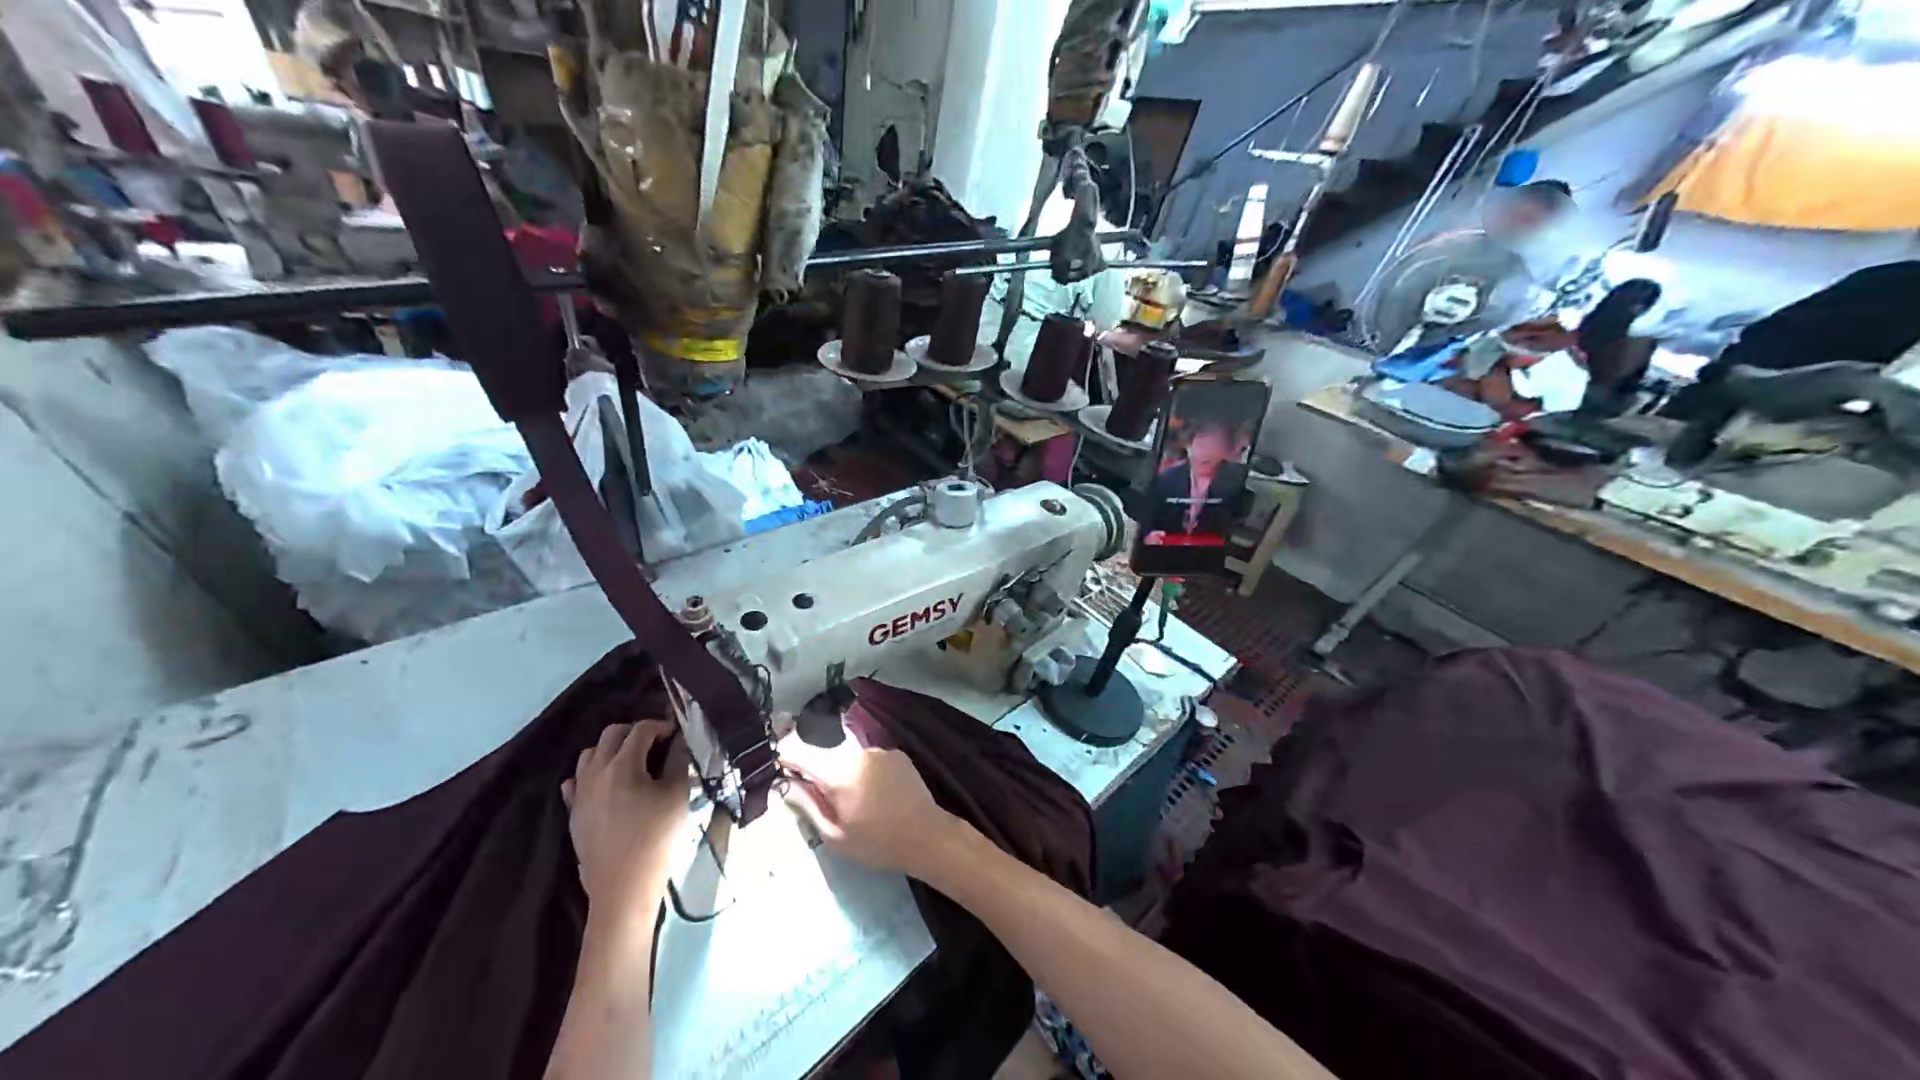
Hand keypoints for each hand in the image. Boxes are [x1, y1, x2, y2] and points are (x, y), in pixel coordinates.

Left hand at [562, 720, 690, 920]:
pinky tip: (605, 785)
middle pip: (610, 735)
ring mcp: (580, 793)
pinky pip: (575, 782)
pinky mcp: (573, 813)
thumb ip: (678, 762)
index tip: (675, 735)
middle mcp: (595, 772)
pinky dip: (589, 775)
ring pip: (589, 755)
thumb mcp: (677, 795)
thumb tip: (678, 740)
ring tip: (630, 762)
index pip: (640, 730)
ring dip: (610, 750)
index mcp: (622, 765)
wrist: (623, 885)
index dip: (660, 726)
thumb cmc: (656, 837)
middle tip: (655, 744)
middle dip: (634, 732)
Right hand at [780, 739, 960, 878]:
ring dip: (845, 773)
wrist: (927, 836)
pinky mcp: (896, 753)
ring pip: (848, 758)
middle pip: (826, 755)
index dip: (787, 757)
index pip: (800, 752)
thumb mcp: (834, 836)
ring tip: (858, 803)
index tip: (782, 769)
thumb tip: (784, 783)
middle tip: (827, 802)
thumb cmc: (877, 843)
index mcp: (838, 774)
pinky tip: (878, 794)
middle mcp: (858, 753)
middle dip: (820, 773)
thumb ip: (806, 805)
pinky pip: (870, 759)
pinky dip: (866, 772)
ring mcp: (879, 751)